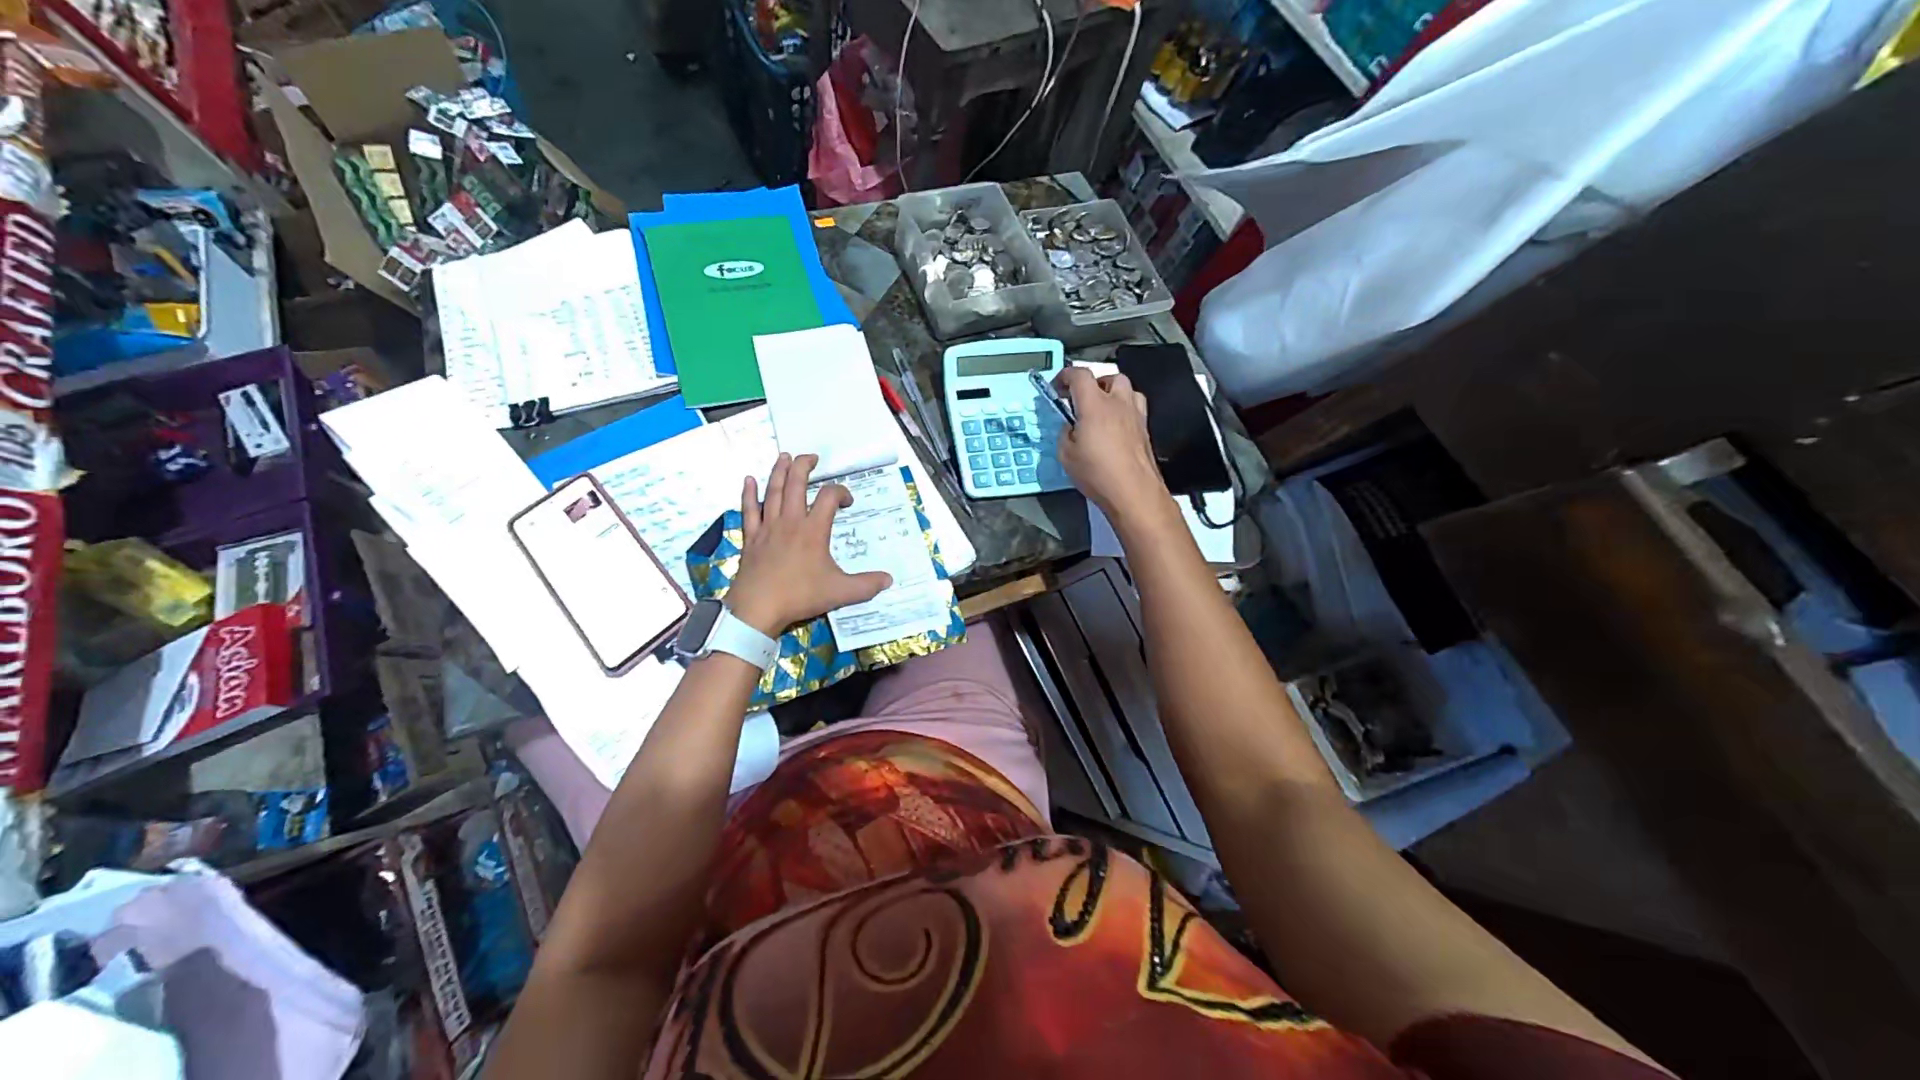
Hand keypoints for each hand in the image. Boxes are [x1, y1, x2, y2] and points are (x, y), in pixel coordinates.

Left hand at [724, 453, 891, 636]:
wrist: (758, 607)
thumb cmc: (800, 596)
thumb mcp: (840, 592)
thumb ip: (866, 585)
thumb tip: (888, 580)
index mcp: (813, 530)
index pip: (829, 498)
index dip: (841, 492)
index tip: (847, 502)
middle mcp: (790, 521)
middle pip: (796, 483)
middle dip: (804, 466)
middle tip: (811, 457)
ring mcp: (767, 527)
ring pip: (773, 491)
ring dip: (779, 471)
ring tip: (785, 457)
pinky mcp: (751, 538)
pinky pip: (748, 510)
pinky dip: (748, 494)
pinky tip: (748, 480)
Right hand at [1053, 367, 1171, 525]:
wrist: (1133, 492)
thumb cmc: (1099, 473)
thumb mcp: (1066, 455)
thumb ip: (1065, 433)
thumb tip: (1070, 427)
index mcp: (1094, 404)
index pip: (1079, 375)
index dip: (1065, 376)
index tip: (1057, 387)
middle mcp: (1118, 403)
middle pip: (1108, 377)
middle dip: (1092, 384)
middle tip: (1080, 400)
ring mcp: (1135, 415)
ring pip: (1126, 389)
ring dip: (1112, 394)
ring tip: (1100, 410)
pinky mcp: (1145, 429)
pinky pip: (1134, 407)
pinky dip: (1123, 409)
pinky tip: (1115, 427)